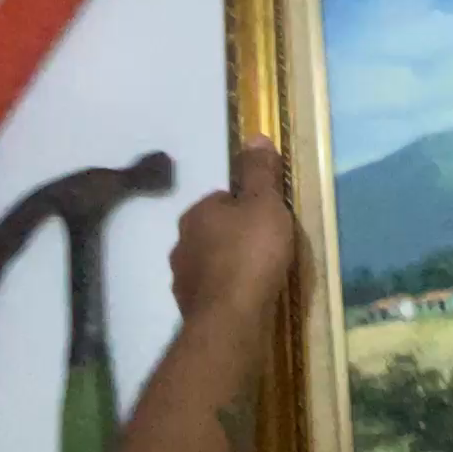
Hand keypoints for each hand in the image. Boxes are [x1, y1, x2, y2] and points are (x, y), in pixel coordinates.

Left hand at [170, 135, 297, 327]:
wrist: (232, 316)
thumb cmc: (252, 252)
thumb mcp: (266, 203)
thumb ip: (260, 172)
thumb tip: (255, 135)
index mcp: (197, 214)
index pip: (224, 198)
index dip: (251, 205)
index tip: (271, 217)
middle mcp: (181, 242)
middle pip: (216, 229)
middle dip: (239, 234)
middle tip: (271, 244)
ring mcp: (182, 277)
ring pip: (213, 259)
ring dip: (232, 262)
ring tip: (263, 271)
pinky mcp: (190, 306)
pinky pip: (214, 287)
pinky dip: (230, 288)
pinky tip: (250, 293)